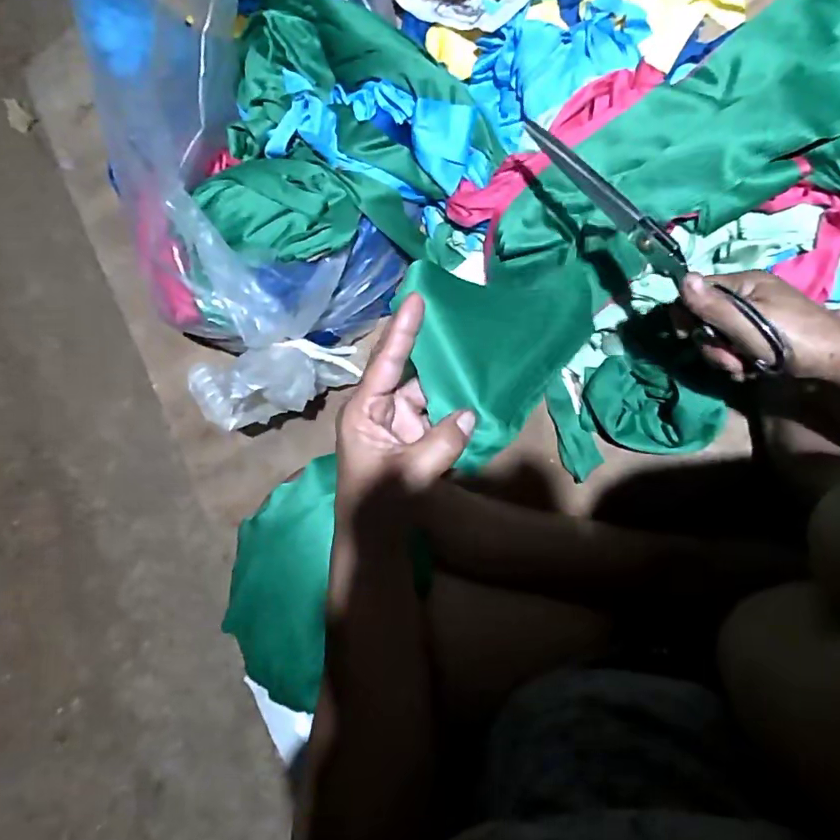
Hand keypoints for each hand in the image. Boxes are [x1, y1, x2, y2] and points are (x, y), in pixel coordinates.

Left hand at [335, 294, 475, 522]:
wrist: (375, 541)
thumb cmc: (376, 505)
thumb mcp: (408, 475)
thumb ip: (441, 443)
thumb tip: (470, 414)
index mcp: (364, 410)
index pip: (385, 362)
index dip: (403, 330)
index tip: (417, 297)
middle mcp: (381, 409)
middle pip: (408, 370)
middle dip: (427, 344)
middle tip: (448, 310)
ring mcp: (400, 423)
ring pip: (428, 391)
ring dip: (448, 377)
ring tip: (471, 344)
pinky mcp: (417, 437)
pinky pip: (439, 412)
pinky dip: (456, 403)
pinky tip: (474, 384)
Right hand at [676, 271, 839, 380]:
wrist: (839, 362)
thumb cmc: (792, 339)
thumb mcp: (747, 323)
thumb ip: (713, 305)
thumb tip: (682, 277)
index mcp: (746, 283)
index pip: (700, 291)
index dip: (689, 313)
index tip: (687, 336)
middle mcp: (750, 296)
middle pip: (708, 317)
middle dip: (713, 344)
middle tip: (730, 360)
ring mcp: (758, 316)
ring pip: (721, 336)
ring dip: (726, 357)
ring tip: (744, 369)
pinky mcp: (765, 336)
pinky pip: (737, 346)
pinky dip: (739, 361)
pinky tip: (751, 371)